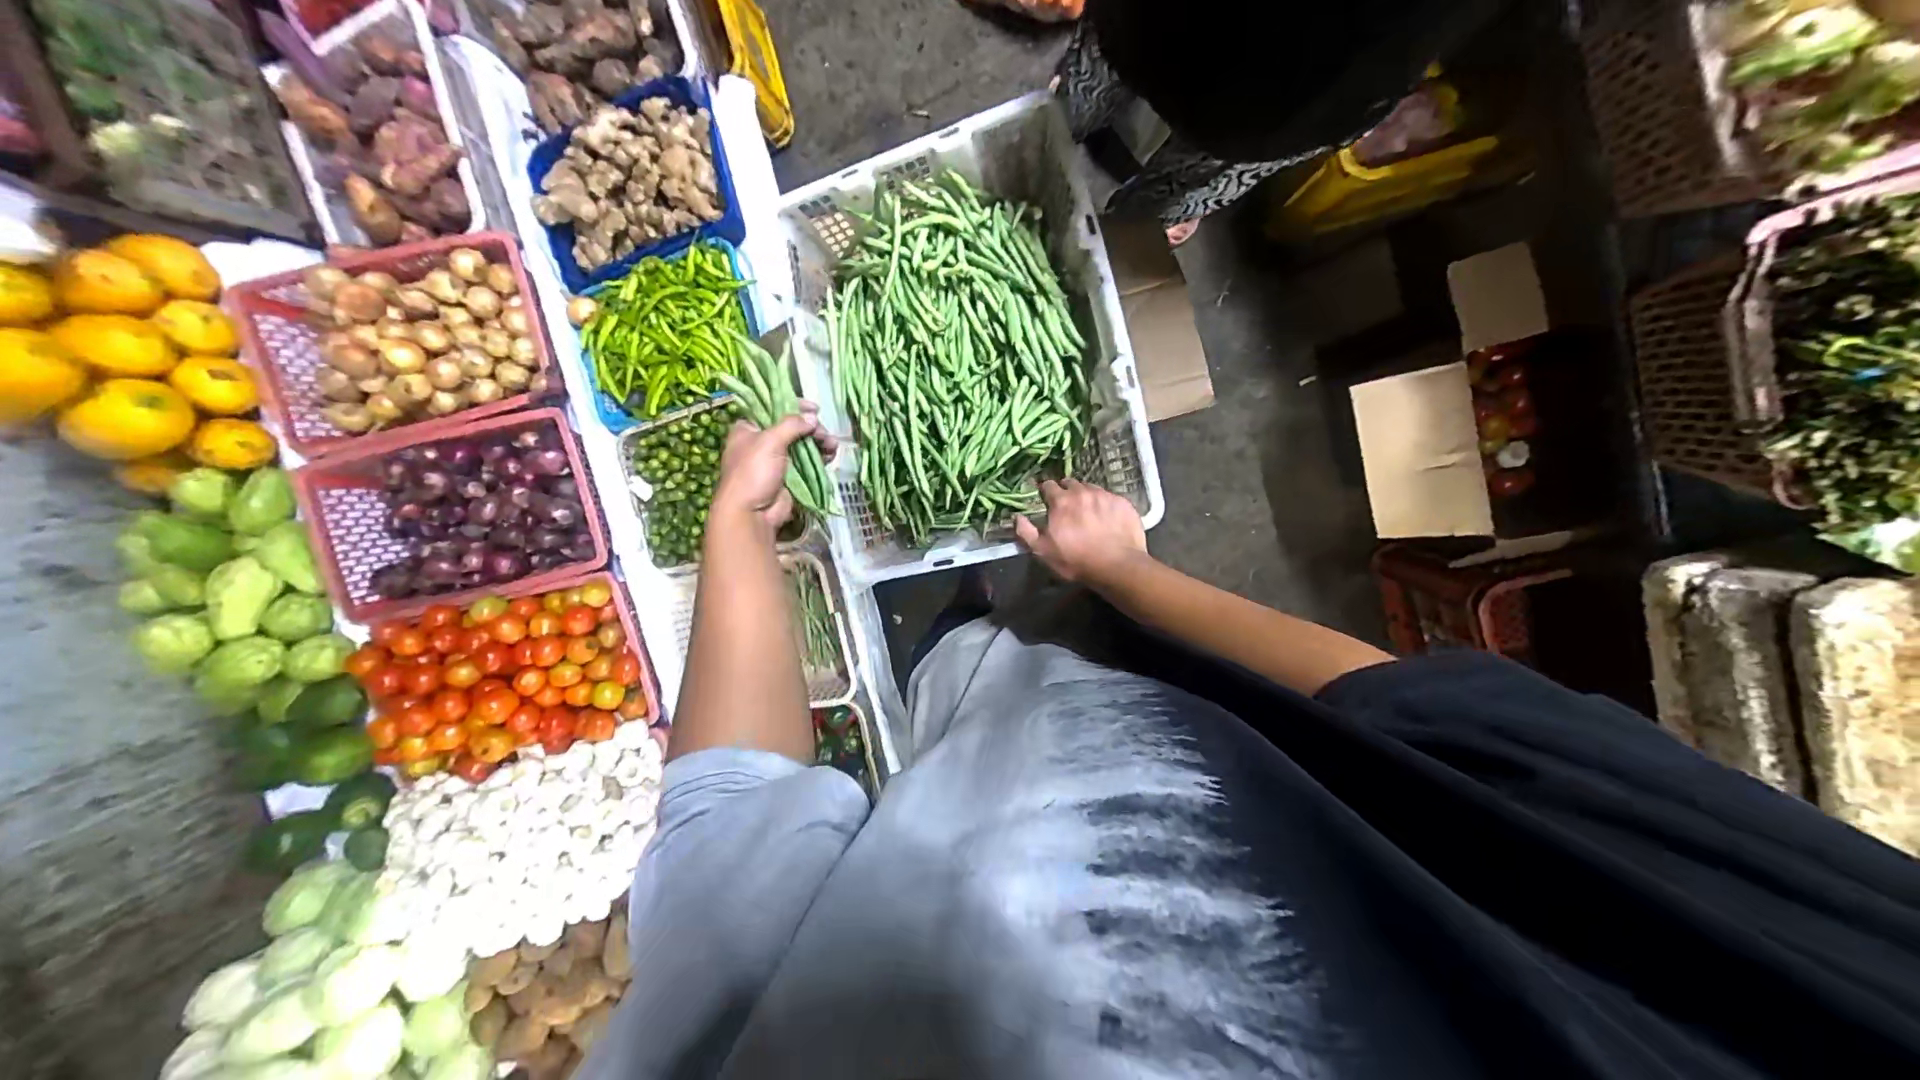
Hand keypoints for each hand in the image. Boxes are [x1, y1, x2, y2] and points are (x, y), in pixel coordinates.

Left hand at [711, 404, 837, 532]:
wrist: (751, 513)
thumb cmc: (753, 472)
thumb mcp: (770, 441)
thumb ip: (792, 424)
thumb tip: (812, 417)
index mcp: (749, 428)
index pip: (774, 408)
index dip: (795, 406)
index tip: (815, 409)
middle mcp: (761, 441)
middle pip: (792, 427)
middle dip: (812, 428)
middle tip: (825, 433)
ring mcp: (776, 459)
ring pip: (802, 444)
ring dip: (819, 442)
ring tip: (833, 446)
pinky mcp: (788, 475)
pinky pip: (807, 461)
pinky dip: (819, 457)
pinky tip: (830, 455)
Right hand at [1013, 478, 1147, 586]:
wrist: (1117, 566)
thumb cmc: (1076, 560)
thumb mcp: (1043, 551)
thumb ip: (1026, 531)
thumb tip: (1016, 517)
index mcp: (1061, 501)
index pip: (1048, 485)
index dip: (1046, 491)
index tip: (1046, 499)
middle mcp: (1083, 492)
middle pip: (1070, 483)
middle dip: (1066, 491)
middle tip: (1067, 506)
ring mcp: (1105, 496)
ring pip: (1091, 488)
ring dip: (1085, 496)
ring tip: (1087, 511)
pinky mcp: (1123, 503)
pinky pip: (1110, 497)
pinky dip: (1104, 504)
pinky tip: (1106, 517)